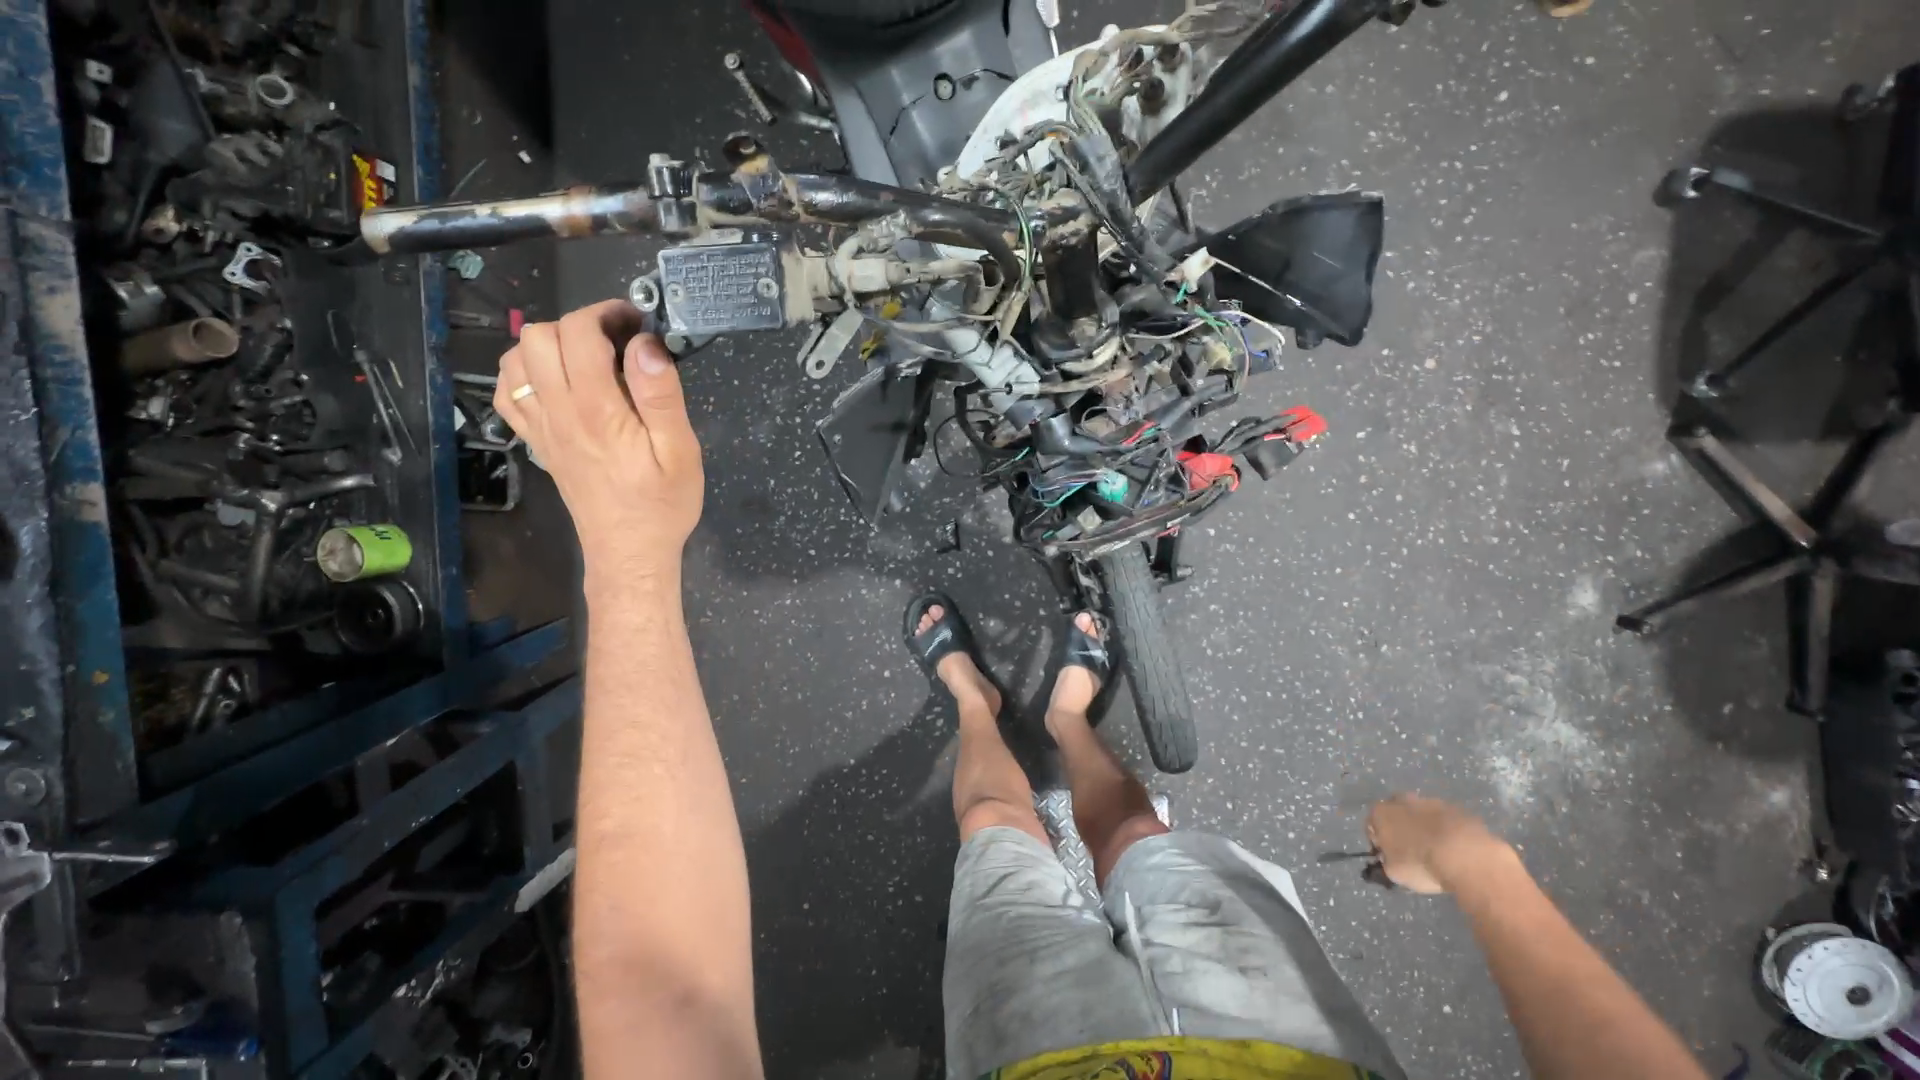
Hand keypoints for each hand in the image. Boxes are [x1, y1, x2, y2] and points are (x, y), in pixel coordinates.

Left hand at [494, 301, 702, 576]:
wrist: (629, 551)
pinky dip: (524, 373)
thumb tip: (645, 344)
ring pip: (515, 358)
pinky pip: (506, 393)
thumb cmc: (662, 503)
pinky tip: (557, 382)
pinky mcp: (537, 441)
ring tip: (589, 359)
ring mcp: (541, 427)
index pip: (578, 333)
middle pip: (538, 336)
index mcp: (596, 410)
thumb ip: (661, 394)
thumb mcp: (680, 451)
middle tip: (617, 341)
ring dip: (549, 345)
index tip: (637, 324)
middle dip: (578, 324)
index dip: (606, 314)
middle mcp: (559, 412)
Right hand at [1366, 794, 1512, 894]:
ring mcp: (1433, 802)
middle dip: (1401, 828)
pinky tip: (1456, 850)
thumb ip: (1387, 862)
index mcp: (1381, 813)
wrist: (1467, 858)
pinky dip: (1448, 832)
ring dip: (1426, 828)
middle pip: (1397, 813)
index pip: (1371, 825)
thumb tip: (1391, 859)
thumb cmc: (1422, 864)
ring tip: (1437, 852)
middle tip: (1411, 851)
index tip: (1388, 858)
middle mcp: (1403, 800)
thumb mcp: (1394, 873)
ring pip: (1423, 815)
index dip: (1378, 843)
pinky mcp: (1458, 809)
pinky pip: (1447, 821)